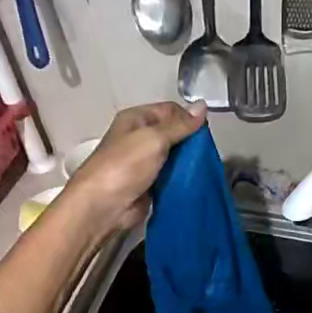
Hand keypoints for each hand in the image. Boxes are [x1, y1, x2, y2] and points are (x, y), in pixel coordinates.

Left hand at [59, 101, 205, 231]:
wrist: (103, 206)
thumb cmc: (125, 166)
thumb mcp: (154, 139)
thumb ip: (180, 125)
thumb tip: (203, 106)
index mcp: (136, 119)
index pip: (170, 110)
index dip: (188, 118)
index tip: (205, 133)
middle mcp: (140, 137)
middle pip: (174, 133)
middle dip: (191, 141)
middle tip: (208, 152)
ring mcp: (145, 162)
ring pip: (175, 156)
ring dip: (189, 161)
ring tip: (206, 167)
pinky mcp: (151, 183)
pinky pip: (172, 175)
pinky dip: (183, 177)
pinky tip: (198, 180)